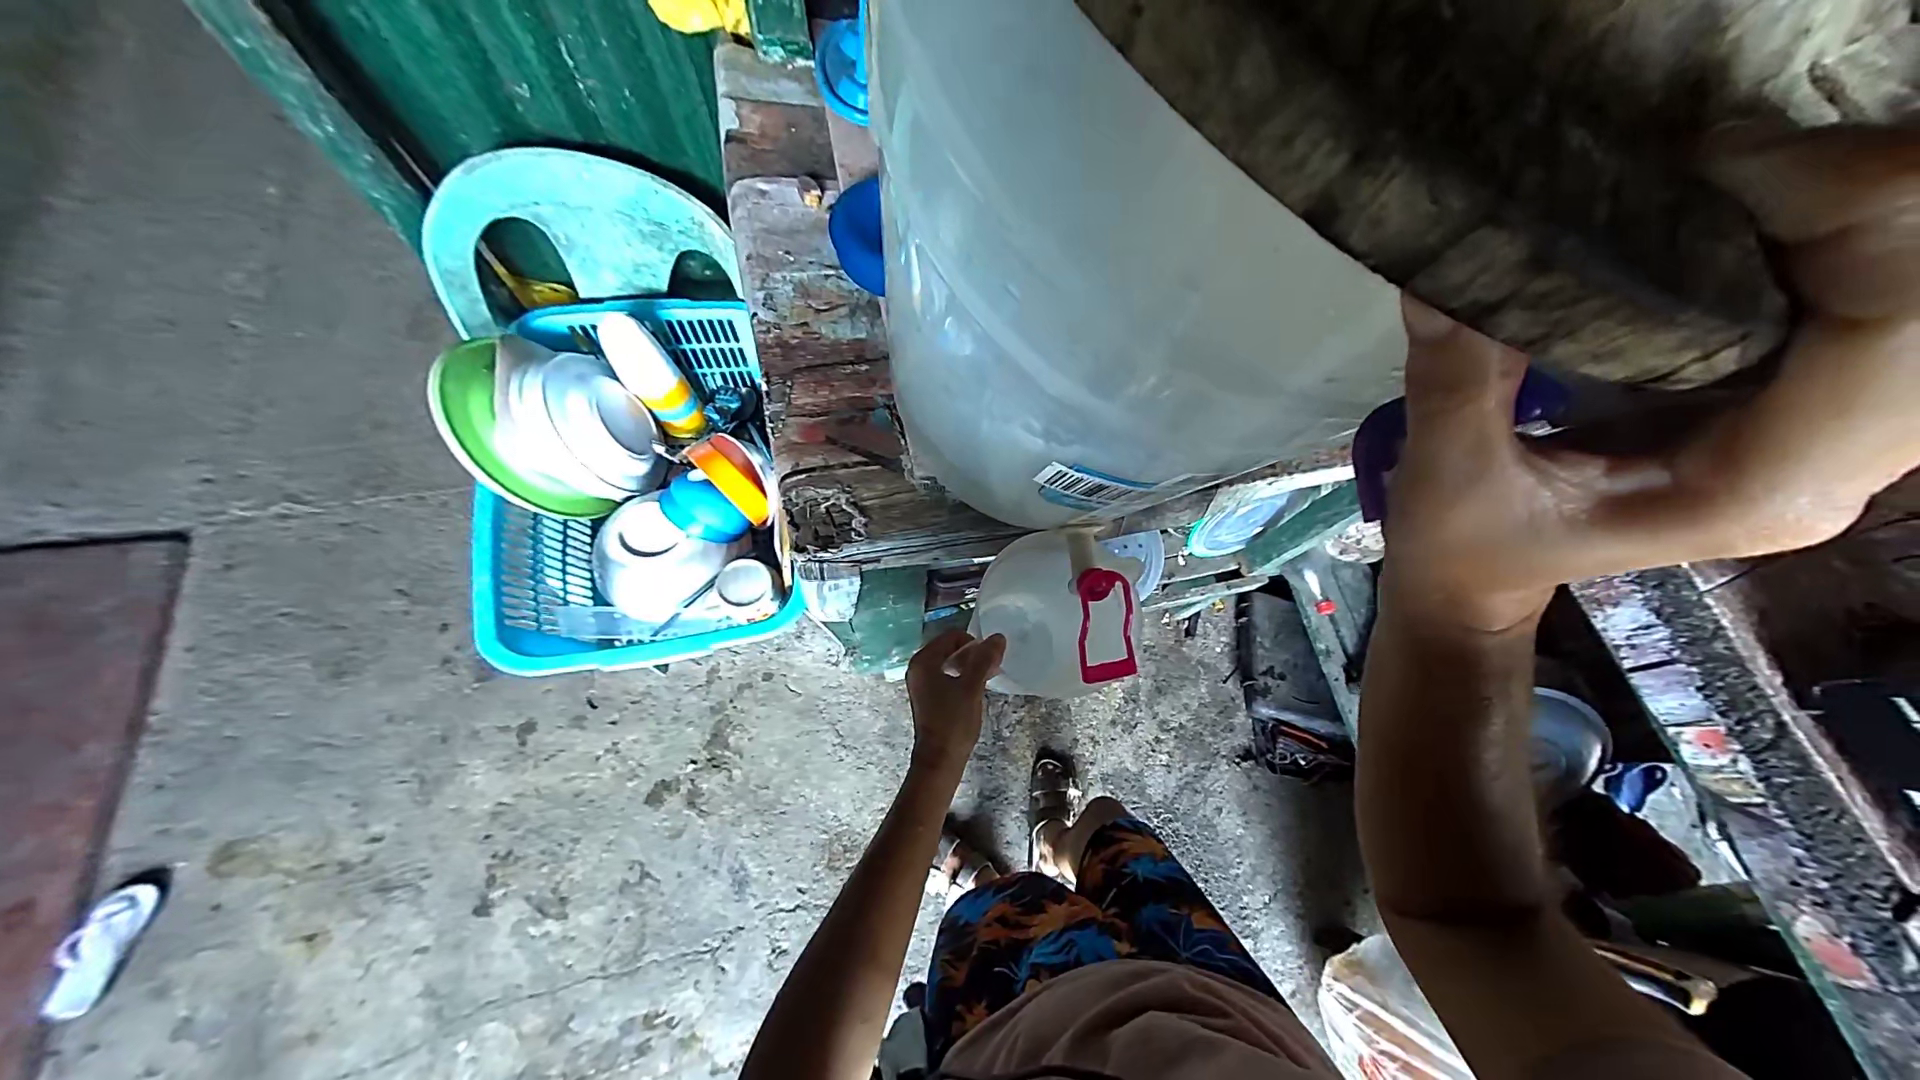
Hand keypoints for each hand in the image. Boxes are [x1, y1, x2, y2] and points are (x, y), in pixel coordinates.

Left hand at [905, 631, 1005, 775]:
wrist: (940, 759)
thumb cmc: (953, 721)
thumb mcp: (972, 687)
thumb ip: (984, 659)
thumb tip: (998, 637)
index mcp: (923, 661)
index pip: (952, 636)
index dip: (974, 643)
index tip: (990, 659)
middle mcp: (918, 667)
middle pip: (950, 647)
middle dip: (973, 654)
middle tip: (992, 668)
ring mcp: (921, 682)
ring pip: (949, 662)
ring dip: (969, 665)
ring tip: (988, 677)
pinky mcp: (927, 695)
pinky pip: (946, 675)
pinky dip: (962, 676)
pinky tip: (975, 688)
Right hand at [1386, 127, 1919, 633]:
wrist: (1471, 583)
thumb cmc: (1455, 548)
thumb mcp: (1446, 472)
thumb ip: (1457, 379)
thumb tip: (1444, 274)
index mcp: (1759, 487)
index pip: (1903, 324)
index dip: (1852, 215)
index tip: (1714, 164)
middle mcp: (1834, 460)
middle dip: (1864, 197)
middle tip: (1715, 161)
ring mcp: (1827, 434)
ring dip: (1851, 212)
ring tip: (1725, 180)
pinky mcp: (1792, 407)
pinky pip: (1872, 300)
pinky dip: (1830, 239)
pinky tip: (1739, 222)